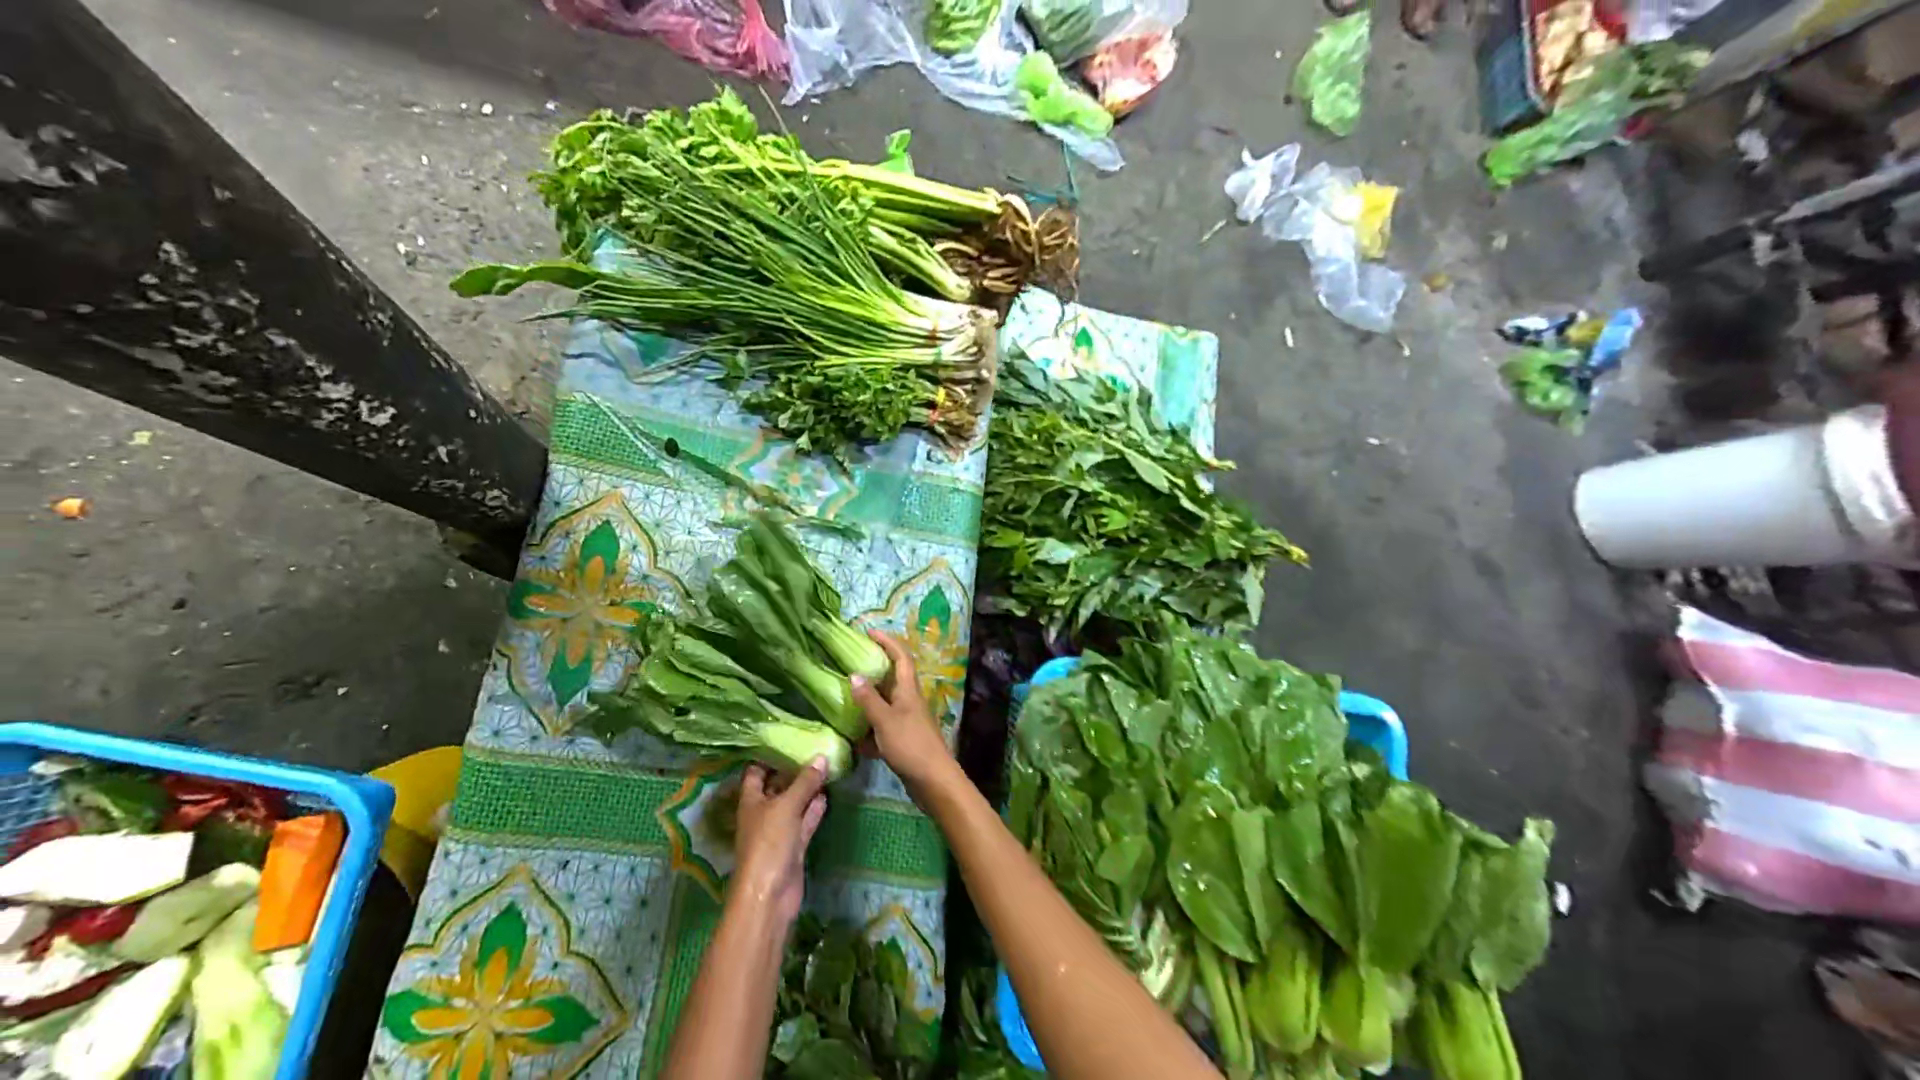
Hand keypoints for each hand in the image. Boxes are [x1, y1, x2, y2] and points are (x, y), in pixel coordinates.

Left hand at [731, 759, 828, 927]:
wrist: (770, 893)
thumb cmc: (769, 843)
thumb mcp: (786, 805)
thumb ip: (805, 781)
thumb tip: (821, 756)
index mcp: (751, 800)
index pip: (756, 770)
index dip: (768, 755)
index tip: (788, 738)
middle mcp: (762, 812)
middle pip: (777, 785)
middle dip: (792, 770)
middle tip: (814, 748)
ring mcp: (778, 830)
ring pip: (793, 803)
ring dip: (807, 789)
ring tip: (825, 767)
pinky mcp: (793, 845)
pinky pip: (804, 821)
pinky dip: (814, 809)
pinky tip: (826, 794)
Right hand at [849, 630, 955, 790]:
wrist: (933, 781)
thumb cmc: (911, 745)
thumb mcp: (885, 720)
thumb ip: (869, 699)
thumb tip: (855, 675)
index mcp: (908, 690)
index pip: (901, 657)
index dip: (888, 641)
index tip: (870, 632)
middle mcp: (909, 701)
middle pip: (892, 678)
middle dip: (874, 668)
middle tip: (850, 662)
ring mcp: (907, 721)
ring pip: (885, 703)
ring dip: (868, 700)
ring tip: (845, 696)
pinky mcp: (903, 740)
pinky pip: (882, 727)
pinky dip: (869, 730)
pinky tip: (852, 737)